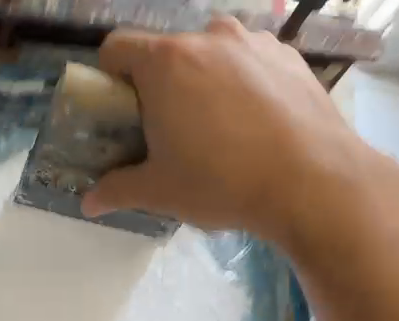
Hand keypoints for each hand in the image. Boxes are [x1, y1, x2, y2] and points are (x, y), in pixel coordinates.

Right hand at [81, 19, 398, 254]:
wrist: (310, 179)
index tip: (116, 111)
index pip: (117, 47)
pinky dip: (238, 85)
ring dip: (200, 82)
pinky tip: (248, 126)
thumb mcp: (158, 192)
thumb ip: (118, 190)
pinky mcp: (287, 55)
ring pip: (209, 54)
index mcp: (165, 64)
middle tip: (163, 132)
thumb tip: (88, 203)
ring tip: (211, 130)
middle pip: (165, 52)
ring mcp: (252, 42)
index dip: (108, 77)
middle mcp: (208, 38)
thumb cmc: (220, 182)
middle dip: (156, 86)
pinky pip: (247, 62)